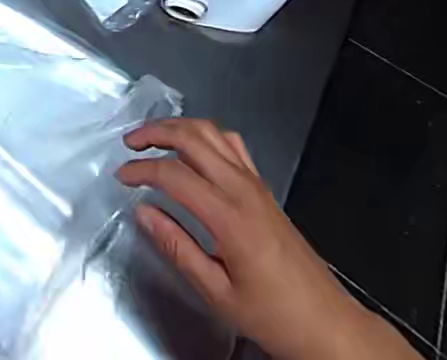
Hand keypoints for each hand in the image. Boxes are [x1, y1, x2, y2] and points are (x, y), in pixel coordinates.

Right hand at [117, 119, 420, 359]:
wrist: (326, 320)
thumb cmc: (271, 314)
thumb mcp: (217, 293)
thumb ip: (176, 247)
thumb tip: (143, 212)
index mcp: (228, 215)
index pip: (174, 175)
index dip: (142, 170)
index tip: (121, 176)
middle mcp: (241, 186)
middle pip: (192, 138)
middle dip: (156, 132)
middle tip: (130, 142)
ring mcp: (255, 181)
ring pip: (212, 132)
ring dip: (179, 126)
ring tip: (153, 136)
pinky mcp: (263, 185)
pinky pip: (232, 143)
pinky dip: (206, 134)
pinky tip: (193, 145)